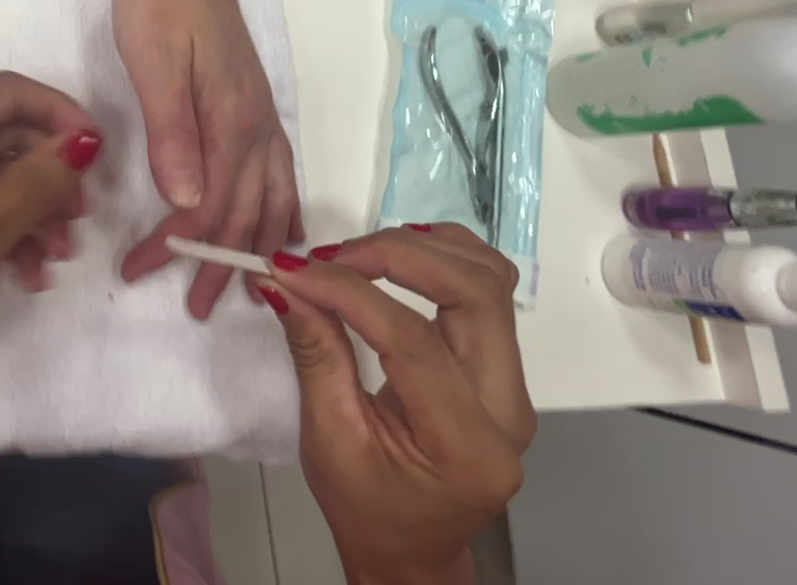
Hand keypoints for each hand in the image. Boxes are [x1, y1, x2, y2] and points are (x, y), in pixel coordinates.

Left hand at [0, 72, 102, 374]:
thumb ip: (37, 182)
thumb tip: (82, 140)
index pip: (12, 91)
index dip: (60, 112)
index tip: (97, 154)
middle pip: (7, 136)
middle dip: (51, 175)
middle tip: (80, 221)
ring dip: (32, 213)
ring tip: (55, 262)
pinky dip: (3, 234)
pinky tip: (25, 277)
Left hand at [114, 0, 301, 319]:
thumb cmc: (158, 5)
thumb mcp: (154, 62)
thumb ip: (172, 130)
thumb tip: (186, 201)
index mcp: (229, 122)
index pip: (206, 204)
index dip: (177, 246)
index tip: (140, 274)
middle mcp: (256, 128)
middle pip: (245, 212)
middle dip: (220, 262)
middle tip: (194, 307)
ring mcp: (261, 118)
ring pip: (271, 199)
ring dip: (255, 247)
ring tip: (242, 291)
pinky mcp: (254, 108)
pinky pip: (279, 174)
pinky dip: (280, 211)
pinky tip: (279, 231)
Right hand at [264, 224, 533, 584]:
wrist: (411, 547)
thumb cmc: (364, 506)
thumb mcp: (327, 437)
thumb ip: (315, 353)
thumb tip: (282, 280)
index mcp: (465, 443)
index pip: (412, 338)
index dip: (345, 292)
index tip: (288, 269)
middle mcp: (508, 407)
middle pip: (474, 292)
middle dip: (393, 255)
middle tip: (326, 258)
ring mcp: (513, 384)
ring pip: (489, 278)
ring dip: (420, 248)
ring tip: (354, 256)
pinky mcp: (499, 365)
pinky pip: (486, 288)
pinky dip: (441, 256)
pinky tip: (395, 256)